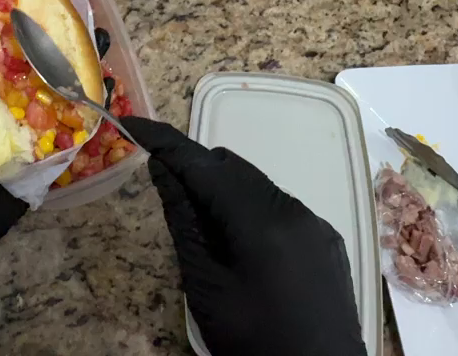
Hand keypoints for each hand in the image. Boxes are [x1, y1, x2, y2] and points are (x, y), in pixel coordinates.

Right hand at [123, 116, 364, 355]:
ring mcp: (315, 224)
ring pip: (255, 185)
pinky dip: (250, 211)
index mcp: (261, 220)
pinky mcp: (327, 242)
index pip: (201, 163)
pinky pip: (279, 208)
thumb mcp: (205, 286)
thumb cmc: (253, 344)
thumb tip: (161, 167)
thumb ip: (183, 220)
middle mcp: (293, 209)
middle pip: (230, 168)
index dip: (163, 140)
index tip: (130, 122)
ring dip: (222, 191)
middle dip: (193, 169)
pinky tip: (240, 247)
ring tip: (202, 229)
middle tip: (163, 187)